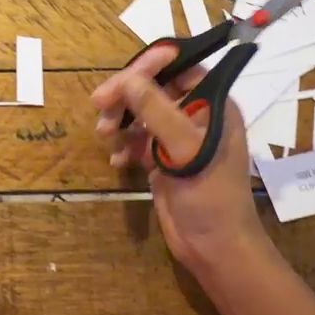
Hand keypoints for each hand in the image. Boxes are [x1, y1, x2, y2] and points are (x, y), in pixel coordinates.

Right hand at [91, 45, 270, 269]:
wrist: (215, 248)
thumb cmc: (210, 194)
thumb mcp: (184, 148)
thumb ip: (155, 110)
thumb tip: (128, 78)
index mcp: (212, 103)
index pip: (178, 66)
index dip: (148, 67)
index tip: (118, 80)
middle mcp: (196, 114)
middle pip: (154, 88)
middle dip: (126, 95)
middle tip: (99, 105)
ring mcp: (179, 138)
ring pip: (141, 113)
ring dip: (120, 119)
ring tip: (104, 134)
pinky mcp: (164, 159)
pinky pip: (137, 140)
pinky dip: (124, 146)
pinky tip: (117, 161)